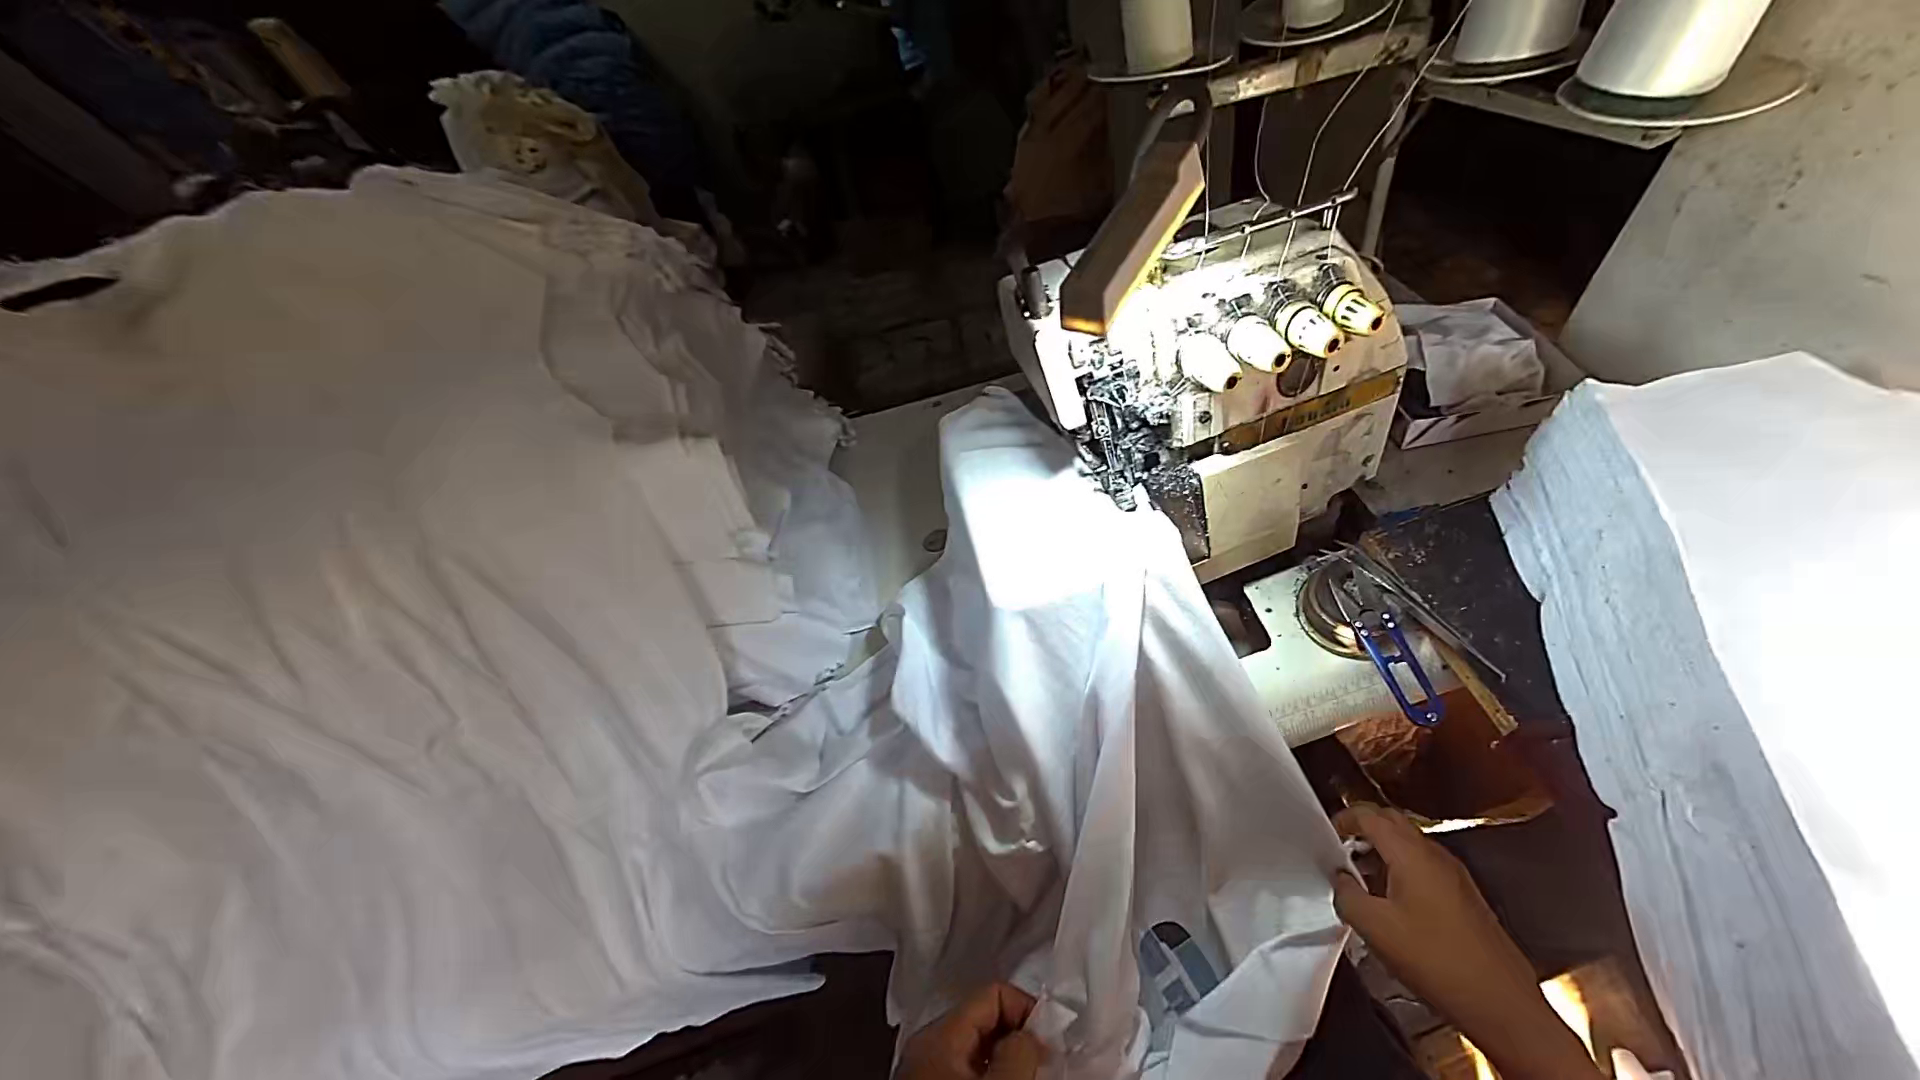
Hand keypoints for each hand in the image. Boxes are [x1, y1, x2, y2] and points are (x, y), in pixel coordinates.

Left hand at [897, 981, 1046, 1079]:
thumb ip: (1018, 1052)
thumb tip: (1032, 1033)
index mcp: (938, 1031)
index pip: (991, 992)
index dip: (1026, 1008)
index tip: (1049, 1040)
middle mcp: (926, 1043)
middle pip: (983, 1017)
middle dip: (1017, 1032)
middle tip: (1043, 1059)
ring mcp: (923, 1069)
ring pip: (976, 1045)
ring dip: (1005, 1054)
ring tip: (1028, 1072)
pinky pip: (966, 1067)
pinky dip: (990, 1069)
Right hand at [1331, 804, 1595, 1079]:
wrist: (1502, 1007)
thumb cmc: (1438, 962)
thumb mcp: (1373, 927)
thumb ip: (1346, 894)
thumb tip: (1341, 882)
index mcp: (1412, 854)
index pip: (1370, 815)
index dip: (1343, 819)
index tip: (1327, 833)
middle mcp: (1436, 857)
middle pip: (1392, 822)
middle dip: (1363, 829)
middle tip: (1341, 849)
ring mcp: (1455, 877)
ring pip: (1409, 845)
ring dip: (1382, 851)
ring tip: (1361, 878)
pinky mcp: (1465, 898)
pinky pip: (1424, 867)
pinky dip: (1401, 870)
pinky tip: (1391, 902)